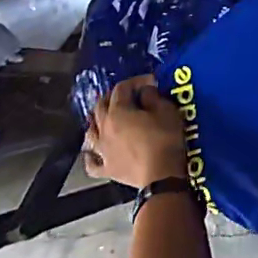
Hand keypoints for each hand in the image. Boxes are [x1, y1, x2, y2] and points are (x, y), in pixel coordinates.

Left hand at [85, 74, 186, 188]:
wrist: (161, 176)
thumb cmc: (165, 140)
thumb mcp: (166, 111)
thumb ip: (152, 97)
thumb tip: (144, 91)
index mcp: (118, 112)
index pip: (121, 89)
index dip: (135, 81)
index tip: (149, 81)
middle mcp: (104, 129)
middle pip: (101, 107)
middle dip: (112, 97)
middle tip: (126, 94)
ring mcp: (102, 151)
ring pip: (91, 132)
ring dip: (97, 122)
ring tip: (106, 119)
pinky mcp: (106, 169)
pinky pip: (92, 162)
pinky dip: (91, 155)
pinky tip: (94, 152)